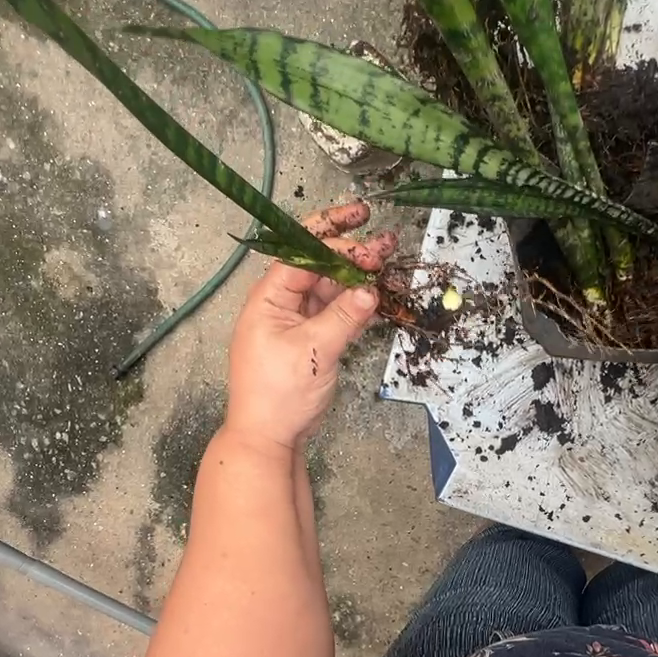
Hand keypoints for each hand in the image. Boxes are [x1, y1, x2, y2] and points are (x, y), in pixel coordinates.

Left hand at [224, 201, 397, 450]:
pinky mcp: (311, 341)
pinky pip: (336, 314)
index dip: (334, 234)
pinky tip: (379, 297)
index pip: (303, 252)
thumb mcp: (313, 351)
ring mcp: (297, 322)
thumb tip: (369, 291)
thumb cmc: (278, 394)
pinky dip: (357, 306)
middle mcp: (282, 303)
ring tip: (389, 264)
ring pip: (331, 290)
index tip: (363, 220)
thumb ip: (343, 317)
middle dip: (352, 253)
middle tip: (386, 242)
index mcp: (270, 296)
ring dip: (359, 278)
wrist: (268, 436)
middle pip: (320, 266)